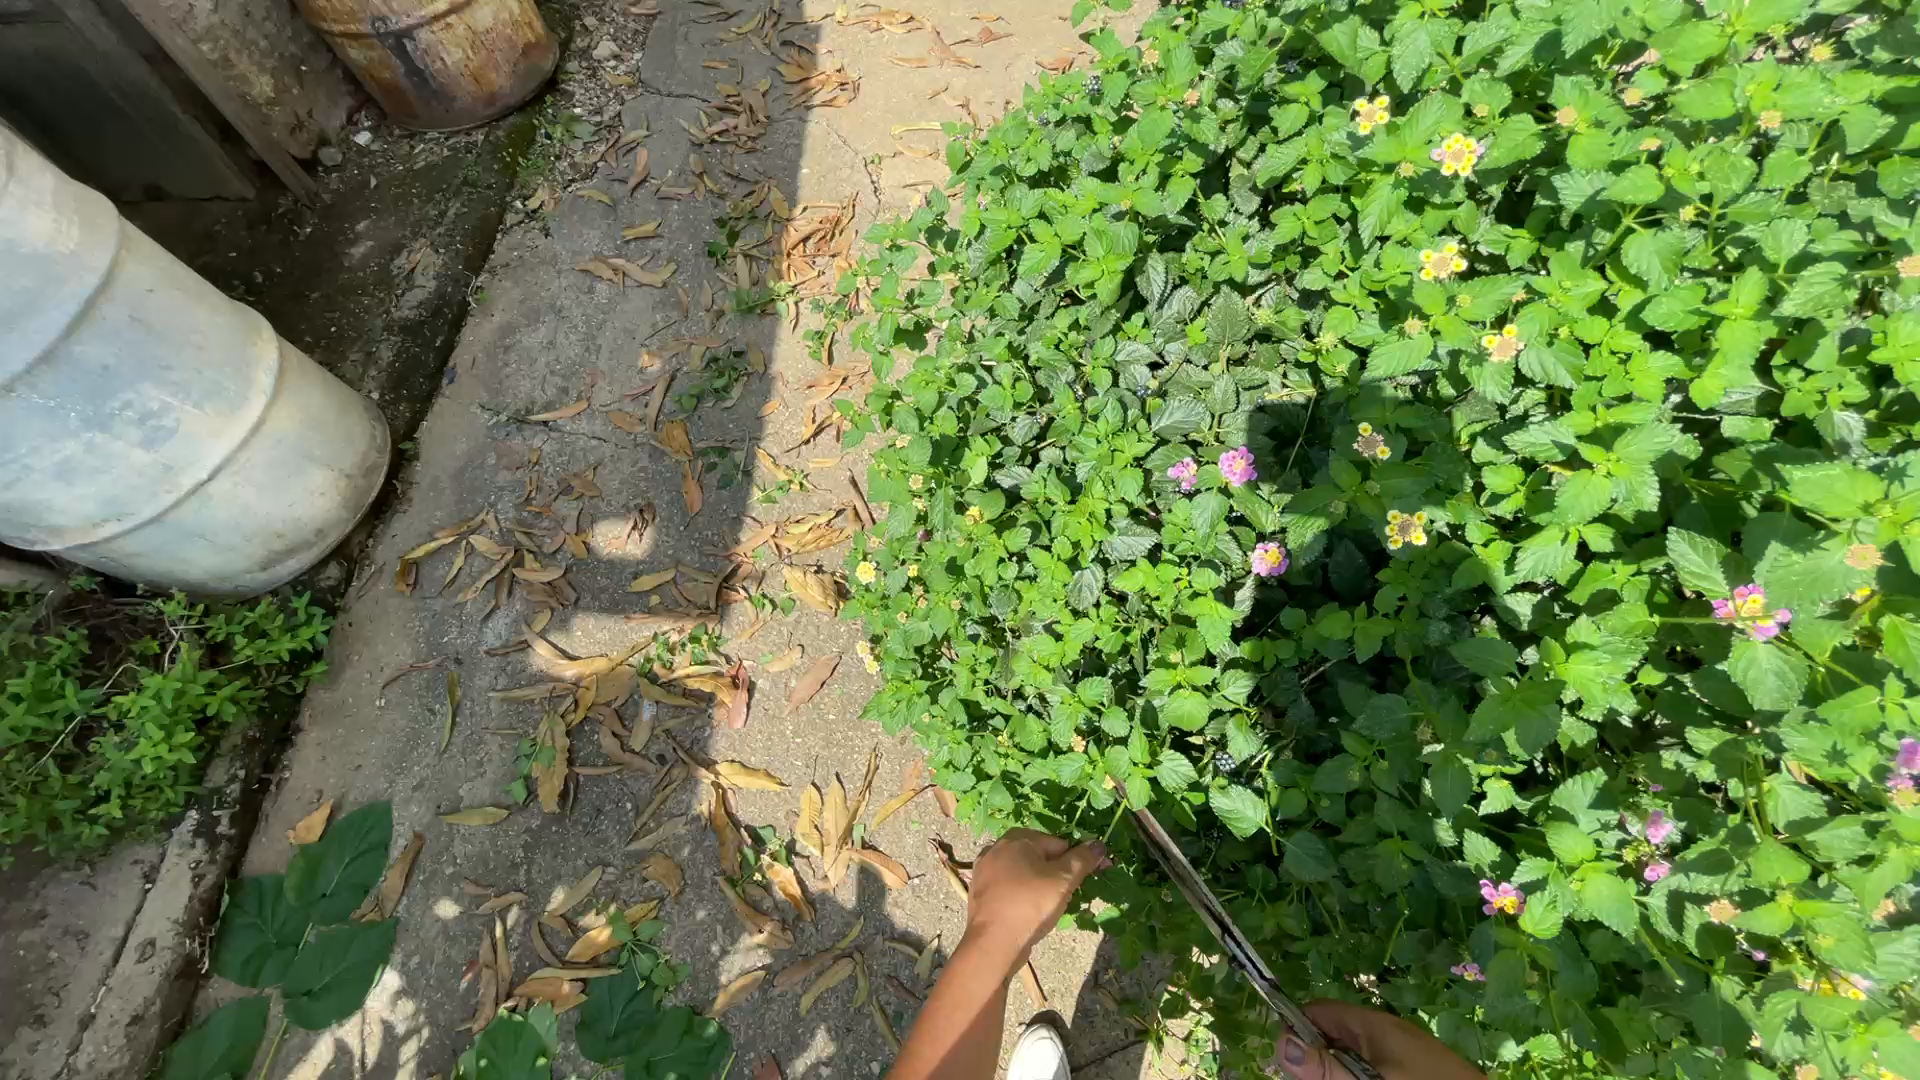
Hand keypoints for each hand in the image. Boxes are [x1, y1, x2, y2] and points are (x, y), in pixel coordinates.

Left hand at [962, 828, 1109, 961]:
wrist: (993, 942)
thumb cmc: (1031, 904)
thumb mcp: (1063, 880)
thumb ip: (1082, 860)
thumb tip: (1099, 844)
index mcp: (1017, 838)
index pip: (1058, 844)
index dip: (1077, 861)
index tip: (1089, 877)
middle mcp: (997, 847)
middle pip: (1039, 856)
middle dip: (1057, 873)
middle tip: (1069, 896)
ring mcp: (985, 868)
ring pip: (1023, 872)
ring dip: (1039, 884)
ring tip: (1050, 906)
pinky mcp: (980, 890)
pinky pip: (1009, 886)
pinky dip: (1021, 894)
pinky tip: (1029, 911)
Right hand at [1272, 1001, 1484, 1079]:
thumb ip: (1328, 1069)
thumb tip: (1279, 1043)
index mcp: (1374, 1025)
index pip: (1318, 1013)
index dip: (1296, 1032)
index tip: (1287, 1065)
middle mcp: (1387, 1037)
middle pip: (1333, 1041)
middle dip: (1318, 1063)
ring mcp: (1405, 1063)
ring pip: (1355, 1063)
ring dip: (1340, 1073)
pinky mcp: (1419, 1076)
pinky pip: (1377, 1071)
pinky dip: (1362, 1076)